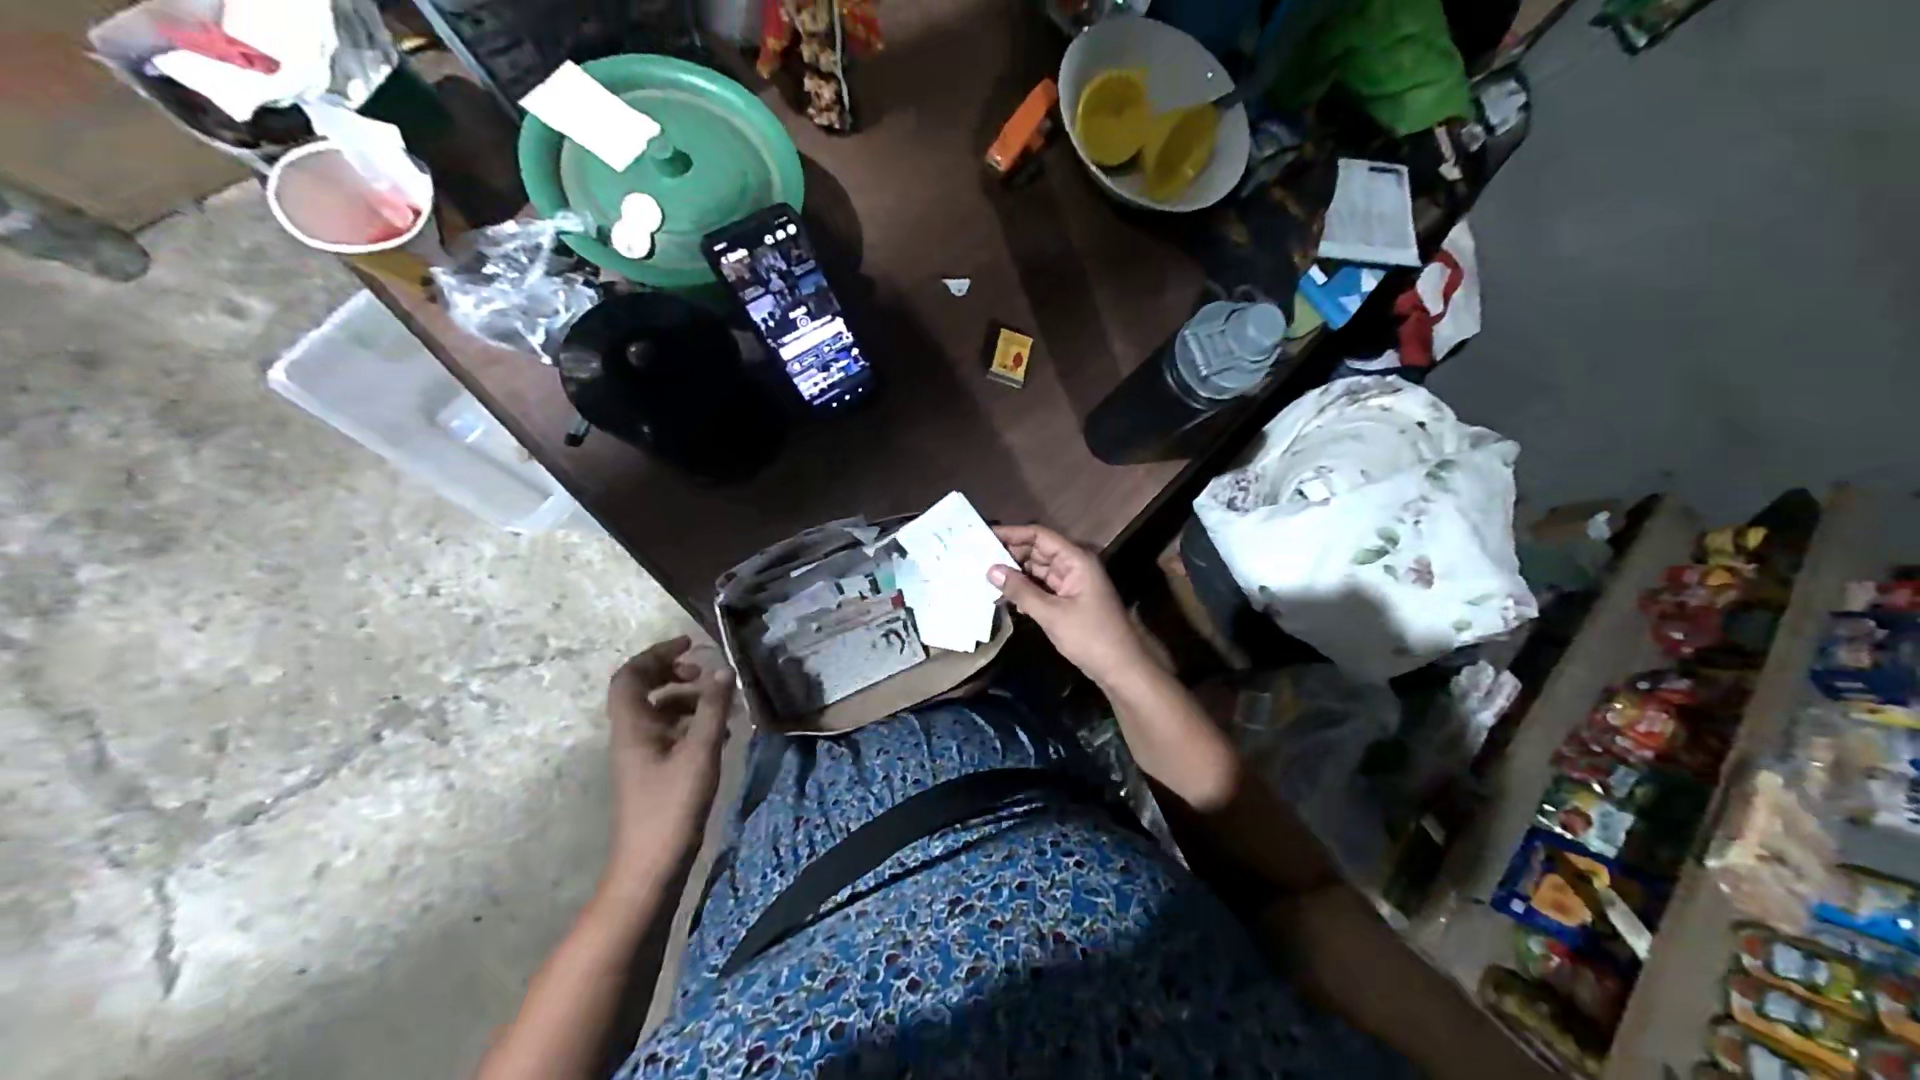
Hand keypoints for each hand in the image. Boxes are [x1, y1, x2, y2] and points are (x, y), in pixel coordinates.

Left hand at [603, 636, 733, 887]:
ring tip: (722, 705)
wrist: (651, 866)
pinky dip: (693, 724)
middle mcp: (631, 735)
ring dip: (689, 700)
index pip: (631, 675)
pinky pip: (670, 734)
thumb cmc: (672, 806)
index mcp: (632, 726)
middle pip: (643, 689)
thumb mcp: (700, 753)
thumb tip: (724, 670)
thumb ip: (712, 709)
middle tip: (706, 674)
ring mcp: (641, 755)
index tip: (690, 645)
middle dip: (675, 674)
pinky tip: (721, 733)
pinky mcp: (654, 772)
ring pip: (660, 712)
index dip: (657, 653)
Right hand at [988, 524, 1151, 686]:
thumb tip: (991, 569)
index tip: (984, 535)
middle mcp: (1074, 565)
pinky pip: (1041, 585)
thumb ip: (1020, 590)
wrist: (1121, 667)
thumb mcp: (1051, 614)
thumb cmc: (1090, 637)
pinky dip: (1024, 588)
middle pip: (1037, 549)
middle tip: (977, 555)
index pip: (1039, 536)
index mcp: (1076, 559)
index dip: (1012, 533)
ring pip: (1037, 568)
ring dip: (1014, 572)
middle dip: (1009, 552)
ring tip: (983, 573)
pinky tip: (1003, 594)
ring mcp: (1072, 582)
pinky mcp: (1068, 599)